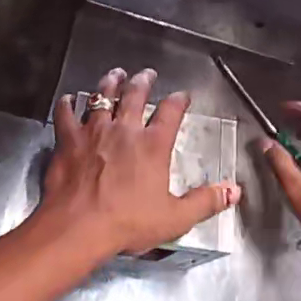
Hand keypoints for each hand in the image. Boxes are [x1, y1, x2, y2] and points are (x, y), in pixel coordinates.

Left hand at [39, 67, 242, 256]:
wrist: (78, 226)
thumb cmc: (128, 222)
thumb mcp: (175, 218)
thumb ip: (205, 202)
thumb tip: (233, 191)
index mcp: (153, 145)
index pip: (171, 113)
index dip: (179, 101)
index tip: (183, 95)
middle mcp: (124, 130)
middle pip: (135, 95)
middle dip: (143, 81)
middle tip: (147, 74)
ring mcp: (93, 132)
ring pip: (102, 97)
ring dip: (109, 84)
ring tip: (115, 75)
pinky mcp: (67, 141)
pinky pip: (66, 115)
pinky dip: (68, 105)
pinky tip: (68, 100)